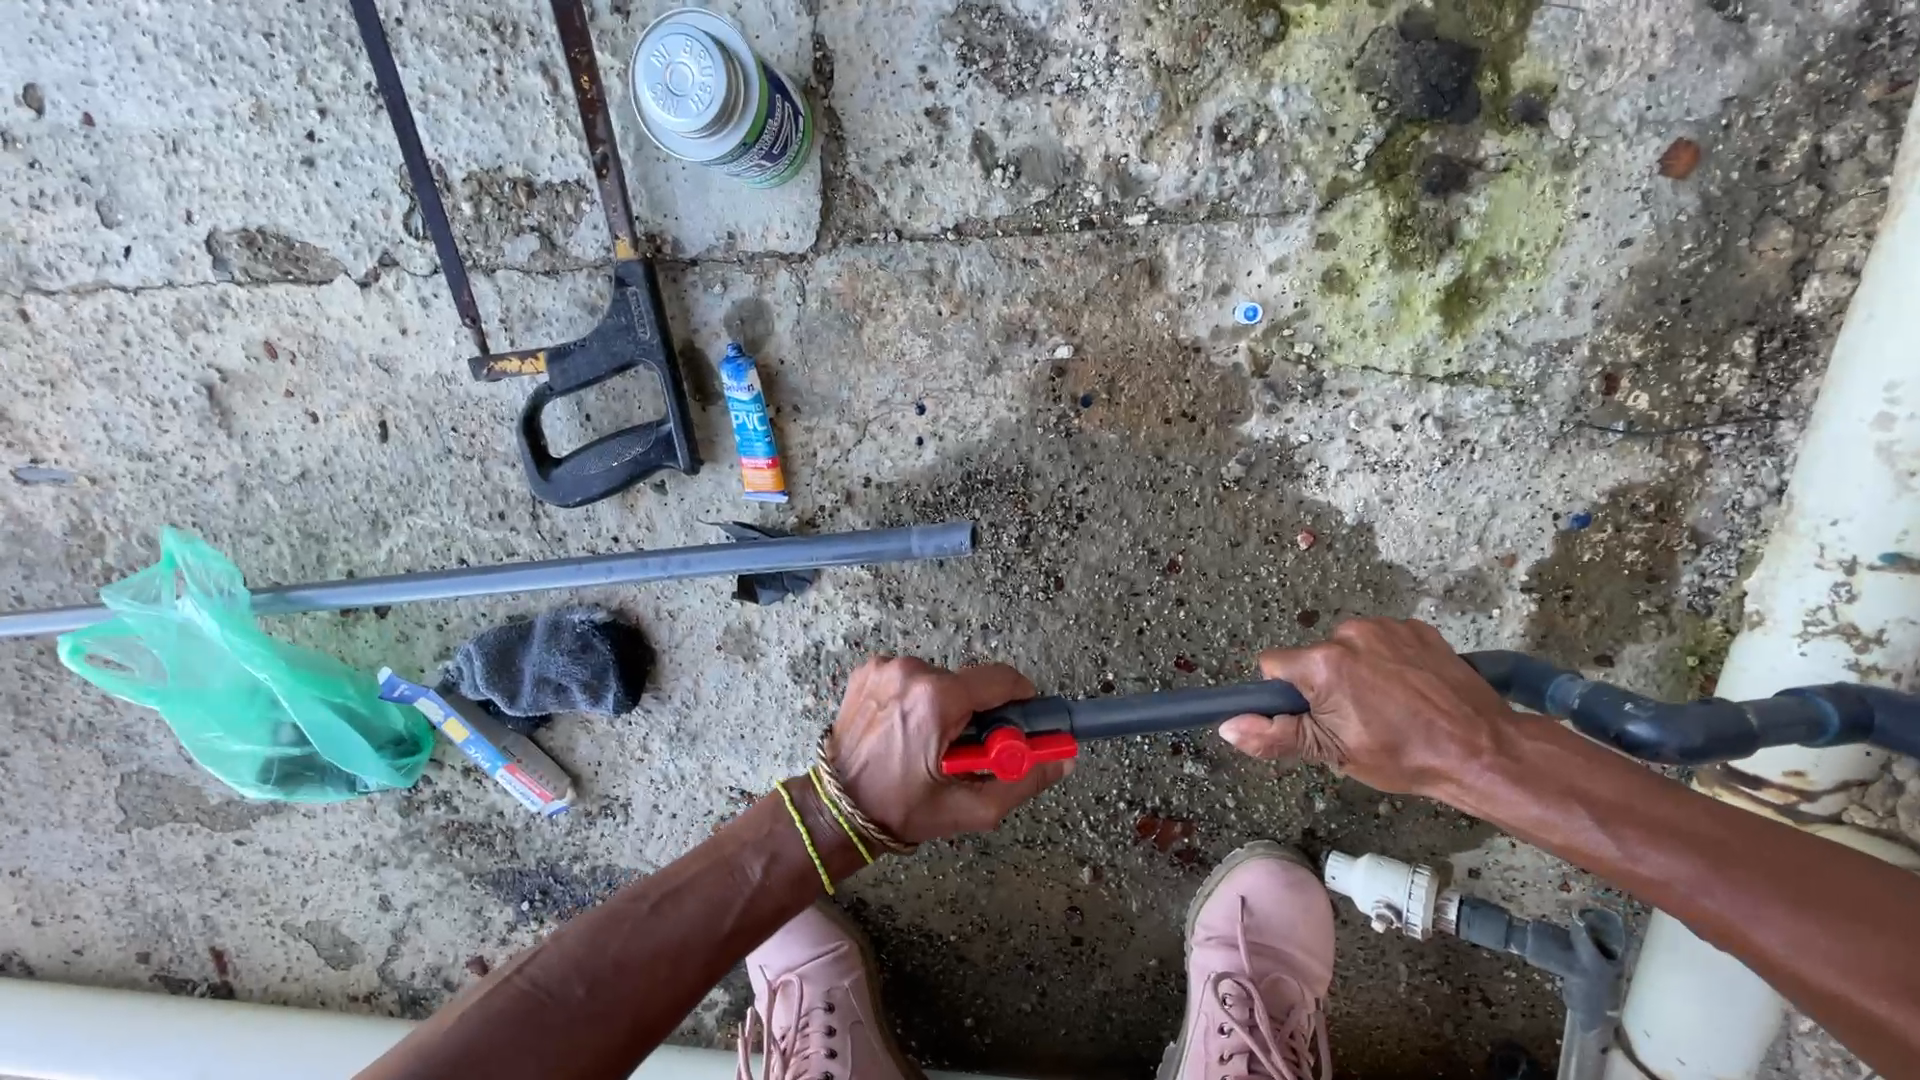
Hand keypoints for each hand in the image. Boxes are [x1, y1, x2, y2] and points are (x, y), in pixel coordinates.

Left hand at [825, 656, 1072, 844]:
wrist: (836, 810)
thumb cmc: (900, 810)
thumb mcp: (971, 807)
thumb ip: (1023, 781)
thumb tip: (1062, 759)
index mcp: (937, 700)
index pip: (1002, 680)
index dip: (1020, 703)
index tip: (1020, 725)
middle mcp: (912, 672)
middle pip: (970, 684)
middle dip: (976, 715)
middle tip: (963, 752)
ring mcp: (886, 668)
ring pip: (941, 681)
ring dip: (944, 707)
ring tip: (926, 746)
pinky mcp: (869, 671)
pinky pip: (913, 678)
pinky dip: (916, 700)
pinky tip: (904, 731)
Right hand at [1217, 617, 1515, 794]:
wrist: (1482, 749)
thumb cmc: (1404, 756)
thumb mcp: (1331, 752)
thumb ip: (1274, 736)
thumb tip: (1228, 726)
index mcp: (1323, 663)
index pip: (1274, 665)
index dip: (1288, 694)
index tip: (1314, 715)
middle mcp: (1350, 633)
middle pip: (1314, 656)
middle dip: (1325, 683)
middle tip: (1356, 718)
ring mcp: (1387, 627)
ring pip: (1349, 647)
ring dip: (1357, 669)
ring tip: (1387, 705)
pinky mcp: (1417, 627)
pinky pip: (1383, 640)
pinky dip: (1389, 659)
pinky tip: (1409, 688)